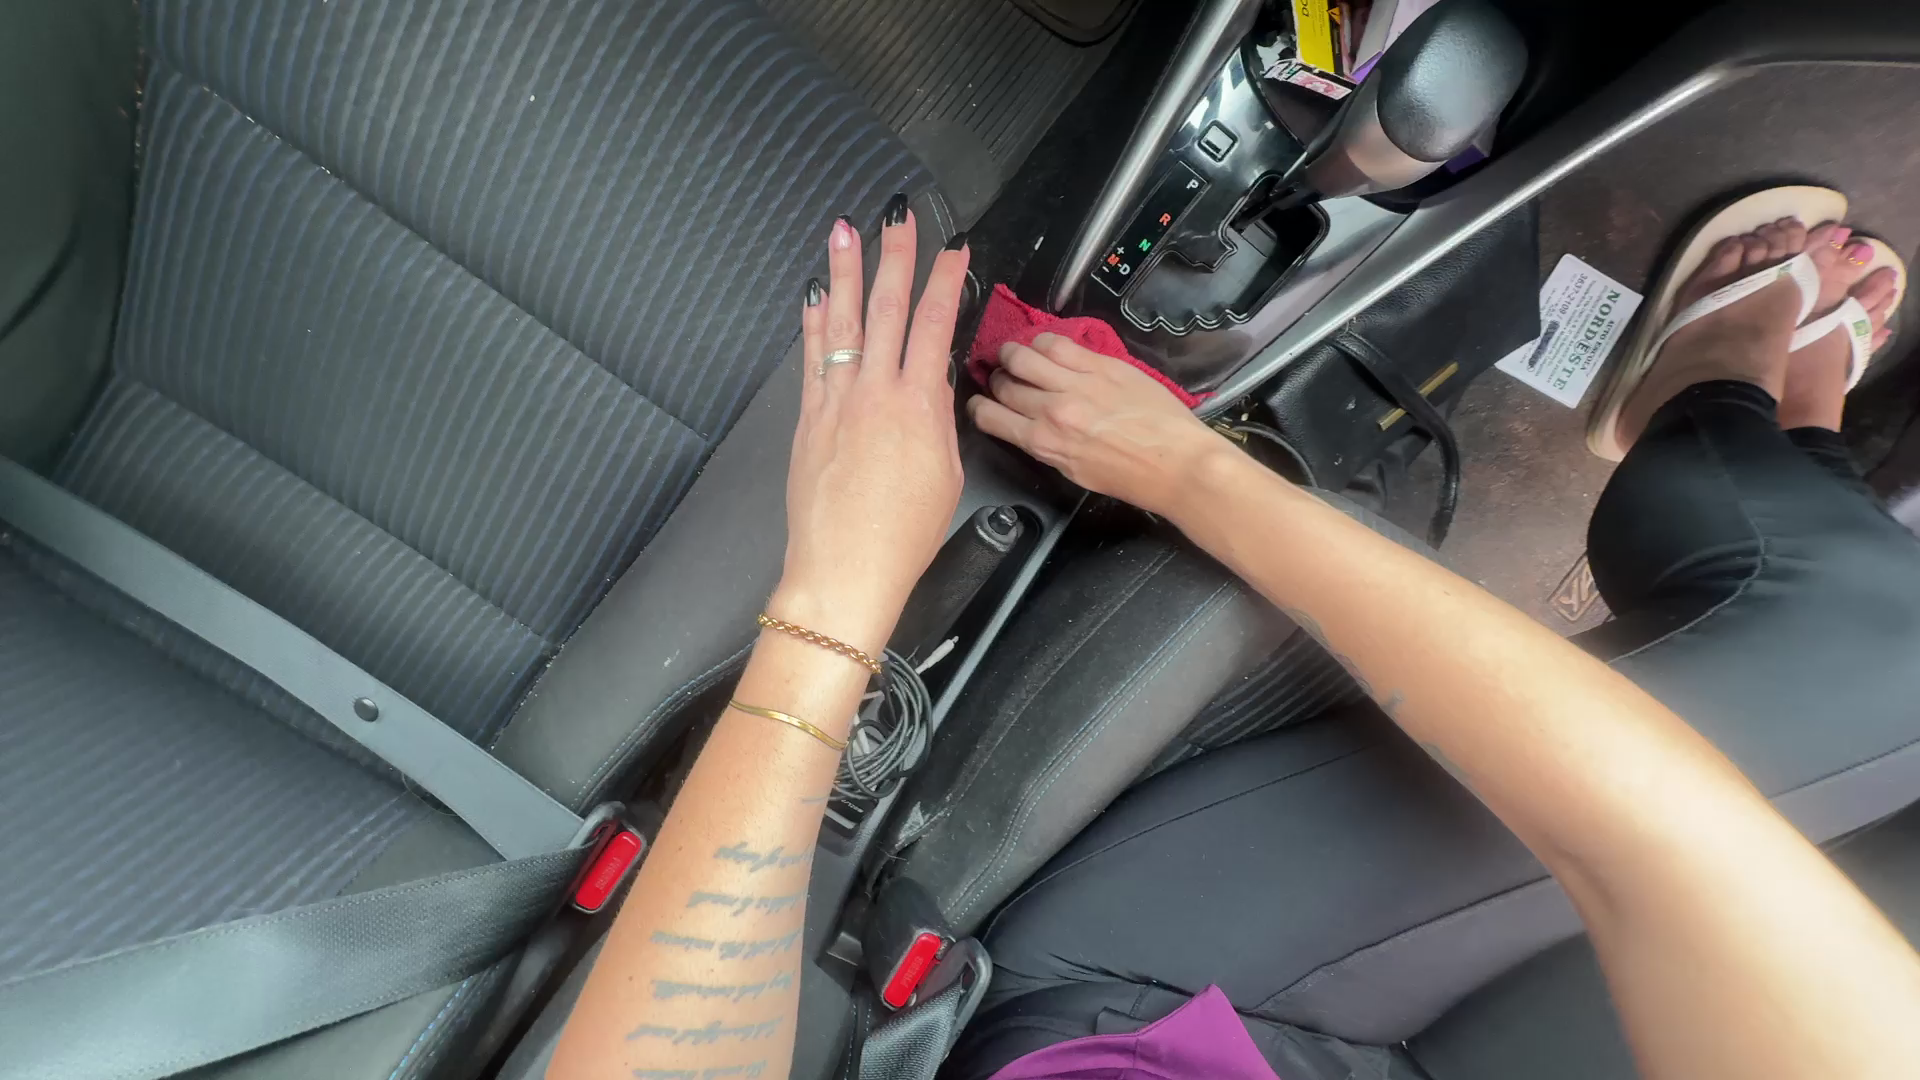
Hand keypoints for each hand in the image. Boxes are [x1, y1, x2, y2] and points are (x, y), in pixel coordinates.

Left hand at [775, 208, 968, 654]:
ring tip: (844, 230)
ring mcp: (836, 401)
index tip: (954, 251)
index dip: (946, 282)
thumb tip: (931, 387)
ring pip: (841, 323)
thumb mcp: (945, 476)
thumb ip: (938, 423)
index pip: (935, 326)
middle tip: (897, 216)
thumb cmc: (902, 535)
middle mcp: (875, 393)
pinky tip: (811, 295)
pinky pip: (811, 358)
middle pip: (887, 309)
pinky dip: (811, 323)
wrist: (845, 569)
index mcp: (918, 407)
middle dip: (895, 257)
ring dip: (844, 273)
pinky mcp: (809, 419)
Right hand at [967, 334, 1222, 517]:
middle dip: (996, 379)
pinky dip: (1043, 342)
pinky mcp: (1100, 364)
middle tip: (999, 376)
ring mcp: (1076, 383)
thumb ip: (1046, 446)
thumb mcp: (1074, 472)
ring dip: (1012, 354)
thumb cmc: (1129, 476)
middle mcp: (1052, 409)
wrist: (1175, 462)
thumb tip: (1030, 428)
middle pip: (1005, 384)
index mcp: (1044, 443)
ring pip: (1024, 355)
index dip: (978, 407)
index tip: (979, 403)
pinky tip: (1045, 347)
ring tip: (1014, 355)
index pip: (991, 416)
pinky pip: (1058, 343)